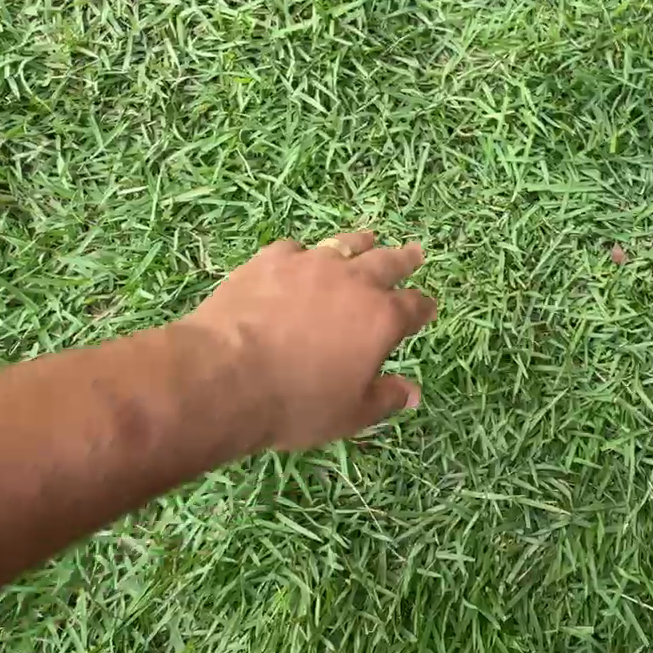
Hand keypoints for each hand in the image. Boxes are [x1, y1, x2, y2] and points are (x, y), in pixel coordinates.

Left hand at [177, 233, 437, 451]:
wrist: (224, 376)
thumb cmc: (296, 403)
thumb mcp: (350, 413)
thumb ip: (385, 398)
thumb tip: (413, 394)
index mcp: (382, 319)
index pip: (414, 307)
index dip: (423, 308)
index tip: (428, 308)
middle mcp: (354, 282)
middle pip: (388, 263)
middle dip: (405, 260)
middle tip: (415, 252)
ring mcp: (311, 265)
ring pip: (345, 245)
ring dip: (361, 244)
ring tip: (368, 239)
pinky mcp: (271, 260)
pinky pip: (295, 249)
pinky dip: (304, 254)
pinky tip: (299, 258)